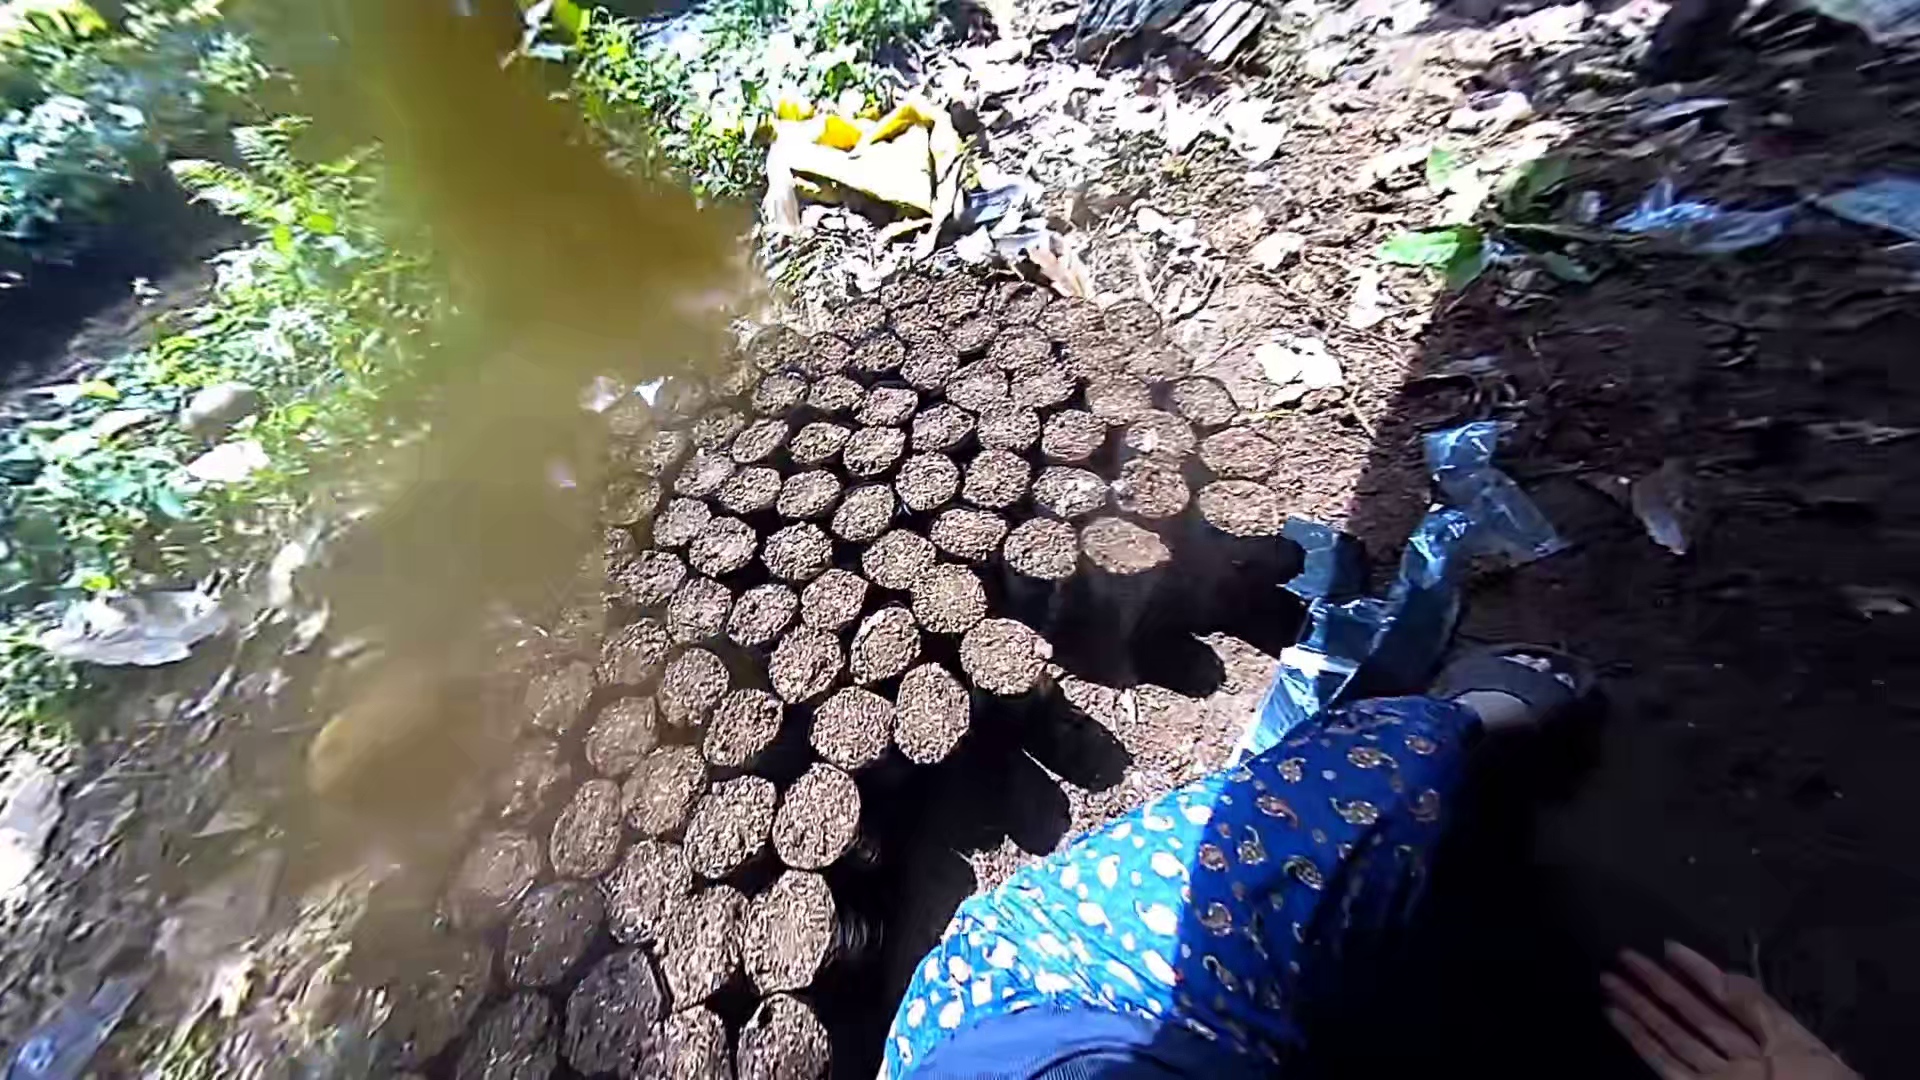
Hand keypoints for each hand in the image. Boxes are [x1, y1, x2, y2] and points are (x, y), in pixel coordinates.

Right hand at [1601, 940, 1860, 1079]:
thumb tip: (1719, 974)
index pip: (1733, 1002)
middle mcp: (1747, 1060)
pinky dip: (1638, 1039)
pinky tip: (1614, 1014)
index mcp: (1779, 1049)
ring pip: (1672, 1035)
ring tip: (1607, 978)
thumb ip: (1759, 1010)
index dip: (1703, 975)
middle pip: (1695, 1015)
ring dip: (1639, 1005)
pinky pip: (1664, 1063)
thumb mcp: (1804, 1052)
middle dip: (1659, 983)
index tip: (1668, 947)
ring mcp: (1722, 1078)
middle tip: (1625, 955)